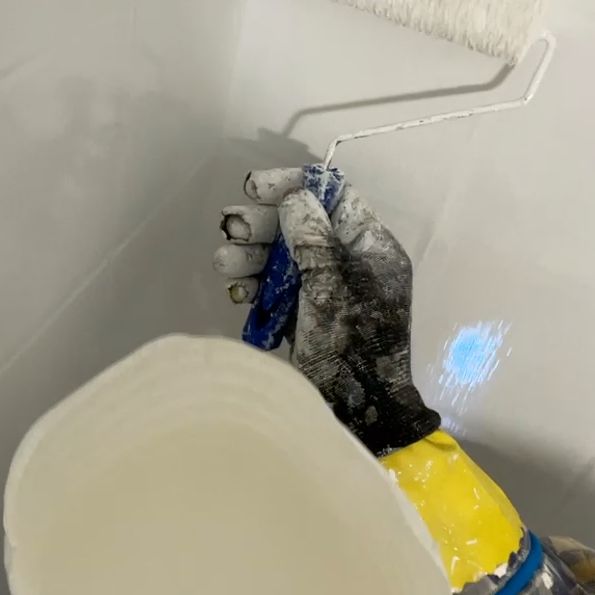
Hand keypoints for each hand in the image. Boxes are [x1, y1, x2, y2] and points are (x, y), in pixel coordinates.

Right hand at [214, 168, 439, 456]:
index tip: (254, 188)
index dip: (292, 185)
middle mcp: (347, 260)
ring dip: (250, 253)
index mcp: (369, 245)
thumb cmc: (351, 340)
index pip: (332, 195)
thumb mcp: (332, 280)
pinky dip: (254, 284)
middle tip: (229, 227)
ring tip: (224, 260)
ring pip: (281, 255)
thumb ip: (311, 234)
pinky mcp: (303, 313)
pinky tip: (236, 288)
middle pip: (299, 223)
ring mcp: (324, 288)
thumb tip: (294, 198)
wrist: (355, 408)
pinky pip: (274, 287)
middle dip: (262, 223)